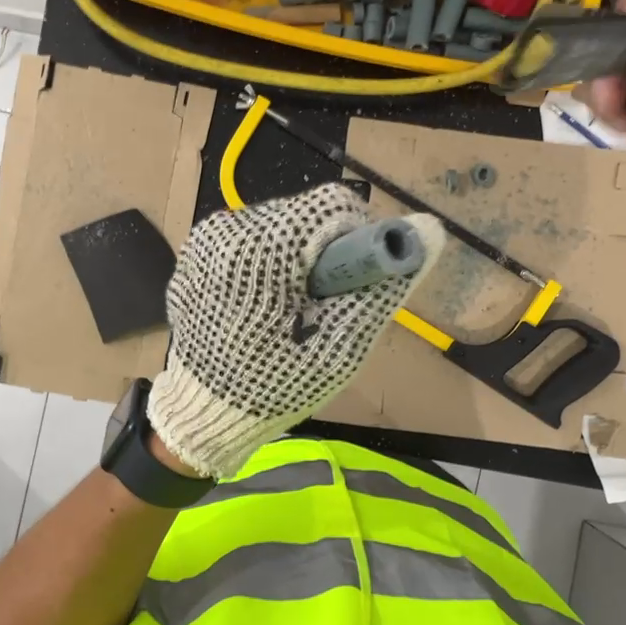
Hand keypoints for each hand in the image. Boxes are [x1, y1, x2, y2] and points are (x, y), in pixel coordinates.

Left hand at [147, 184, 444, 477]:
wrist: (202, 417)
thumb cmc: (273, 387)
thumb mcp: (340, 345)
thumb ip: (384, 284)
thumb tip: (431, 229)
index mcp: (261, 245)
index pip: (334, 207)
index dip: (359, 244)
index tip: (353, 287)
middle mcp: (226, 229)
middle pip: (304, 217)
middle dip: (323, 257)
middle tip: (319, 311)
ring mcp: (204, 241)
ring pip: (279, 229)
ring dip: (294, 263)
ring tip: (287, 316)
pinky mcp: (195, 256)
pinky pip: (250, 245)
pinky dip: (266, 270)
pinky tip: (260, 311)